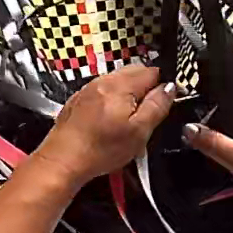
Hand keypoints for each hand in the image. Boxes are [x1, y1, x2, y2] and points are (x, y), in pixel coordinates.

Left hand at [29, 65, 175, 187]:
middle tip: (146, 115)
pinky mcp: (79, 99)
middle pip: (135, 72)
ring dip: (129, 94)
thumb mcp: (139, 132)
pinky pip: (103, 91)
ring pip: (118, 81)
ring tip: (127, 121)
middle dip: (146, 88)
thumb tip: (170, 88)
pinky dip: (112, 100)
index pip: (153, 72)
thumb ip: (157, 106)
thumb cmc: (101, 150)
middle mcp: (103, 80)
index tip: (163, 105)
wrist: (62, 160)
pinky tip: (109, 121)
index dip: (163, 87)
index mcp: (121, 85)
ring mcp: (88, 88)